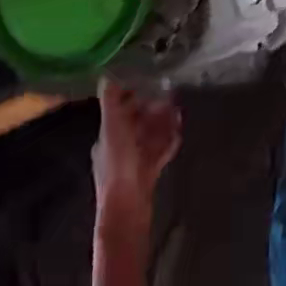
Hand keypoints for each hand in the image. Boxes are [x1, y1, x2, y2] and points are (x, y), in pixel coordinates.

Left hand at [93, 80, 181, 210]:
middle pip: (137, 123)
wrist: (127, 212)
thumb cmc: (118, 165)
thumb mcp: (111, 127)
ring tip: (178, 115)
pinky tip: (178, 136)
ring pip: (149, 138)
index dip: (134, 95)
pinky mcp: (146, 177)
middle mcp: (117, 148)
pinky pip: (158, 155)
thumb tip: (107, 73)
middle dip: (153, 109)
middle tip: (171, 98)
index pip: (119, 109)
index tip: (152, 83)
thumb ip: (110, 101)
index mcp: (106, 136)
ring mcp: (132, 164)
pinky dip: (167, 144)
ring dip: (163, 125)